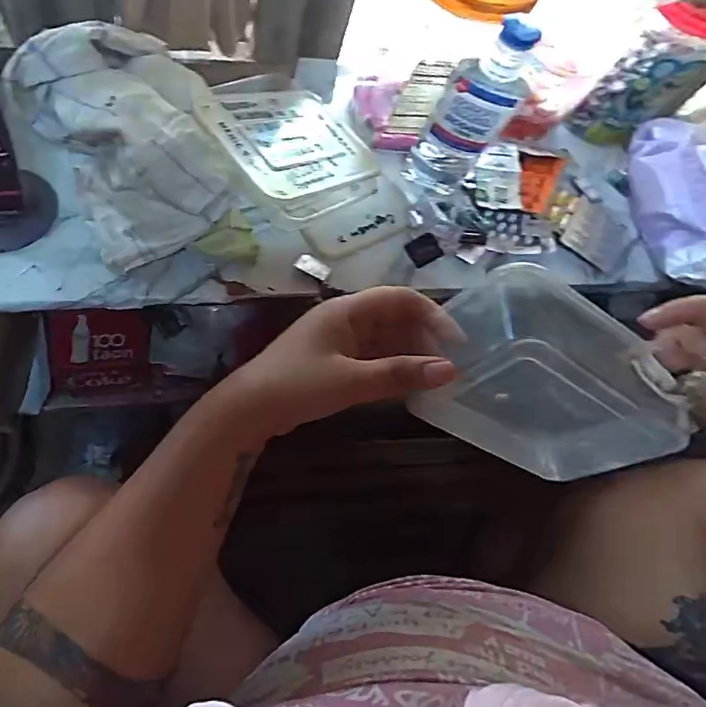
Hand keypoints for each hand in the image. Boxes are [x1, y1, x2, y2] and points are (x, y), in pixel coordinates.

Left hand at [209, 287, 459, 443]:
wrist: (248, 408)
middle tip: (449, 367)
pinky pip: (370, 357)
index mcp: (347, 310)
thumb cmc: (298, 385)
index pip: (400, 299)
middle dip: (424, 338)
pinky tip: (407, 386)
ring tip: (435, 379)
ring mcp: (335, 340)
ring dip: (409, 355)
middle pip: (394, 318)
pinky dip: (390, 368)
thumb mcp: (352, 381)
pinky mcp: (330, 361)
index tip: (457, 344)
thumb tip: (449, 370)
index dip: (433, 316)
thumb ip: (399, 374)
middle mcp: (343, 318)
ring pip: (383, 339)